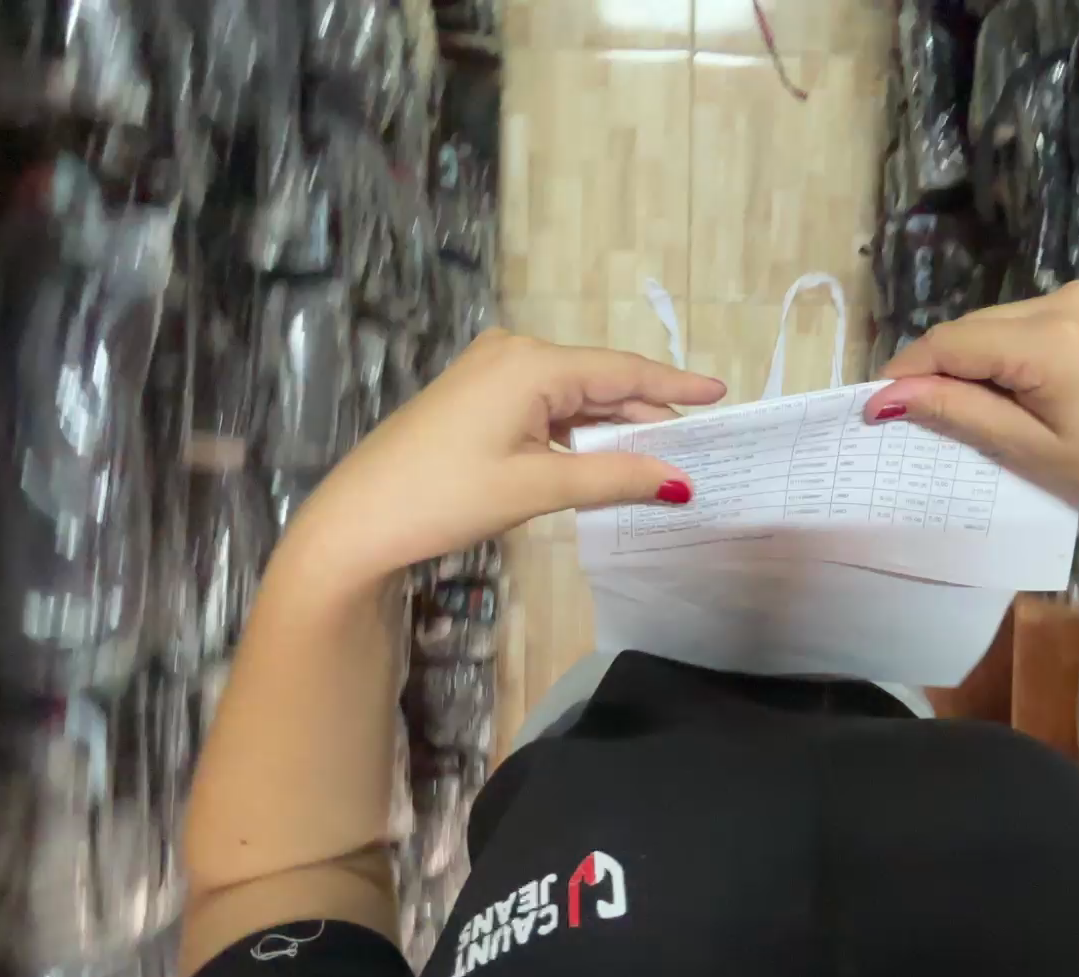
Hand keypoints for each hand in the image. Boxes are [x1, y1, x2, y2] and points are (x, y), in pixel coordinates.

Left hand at [279, 329, 725, 586]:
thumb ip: (614, 477)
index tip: (719, 392)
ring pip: (572, 395)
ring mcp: (491, 373)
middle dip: (646, 407)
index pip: (621, 370)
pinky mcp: (477, 397)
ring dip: (612, 421)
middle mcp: (514, 354)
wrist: (358, 520)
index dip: (674, 384)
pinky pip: (545, 406)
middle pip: (598, 380)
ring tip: (660, 446)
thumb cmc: (448, 496)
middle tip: (696, 434)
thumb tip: (680, 482)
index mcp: (531, 364)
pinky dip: (577, 429)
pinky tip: (601, 449)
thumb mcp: (538, 485)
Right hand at [861, 282, 1078, 536]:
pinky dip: (990, 353)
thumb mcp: (1023, 445)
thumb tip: (887, 396)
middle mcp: (1065, 300)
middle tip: (908, 411)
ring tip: (953, 405)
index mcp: (1053, 339)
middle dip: (932, 367)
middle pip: (968, 329)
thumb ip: (955, 411)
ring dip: (961, 360)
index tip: (874, 404)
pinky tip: (995, 387)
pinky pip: (1014, 324)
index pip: (952, 342)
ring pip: (987, 325)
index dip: (905, 370)